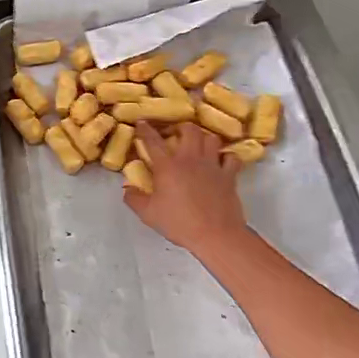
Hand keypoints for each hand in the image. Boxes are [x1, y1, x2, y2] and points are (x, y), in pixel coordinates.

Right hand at [124, 122, 250, 255]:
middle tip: (175, 135)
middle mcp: (191, 159)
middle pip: (189, 130)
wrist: (215, 234)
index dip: (145, 130)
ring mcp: (213, 165)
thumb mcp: (148, 214)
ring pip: (211, 138)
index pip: (153, 141)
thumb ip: (134, 199)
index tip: (142, 123)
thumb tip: (127, 189)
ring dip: (203, 139)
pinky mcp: (229, 175)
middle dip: (181, 127)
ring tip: (198, 146)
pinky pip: (230, 157)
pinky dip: (225, 156)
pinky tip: (220, 162)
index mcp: (168, 166)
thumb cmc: (179, 223)